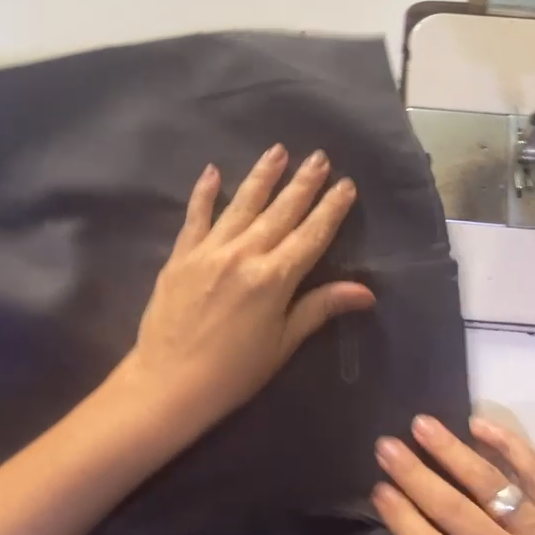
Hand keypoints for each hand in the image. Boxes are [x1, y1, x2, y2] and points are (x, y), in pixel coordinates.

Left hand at [117, 144, 375, 435]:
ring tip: (278, 151)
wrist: (168, 383)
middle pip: (281, 212)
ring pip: (242, 205)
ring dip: (262, 176)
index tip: (345, 184)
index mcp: (274, 279)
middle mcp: (244, 255)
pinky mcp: (180, 256)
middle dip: (303, 183)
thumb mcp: (282, 344)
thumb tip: (366, 291)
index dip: (331, 209)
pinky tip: (212, 172)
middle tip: (319, 156)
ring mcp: (209, 251)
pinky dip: (204, 193)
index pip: (311, 235)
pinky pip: (195, 217)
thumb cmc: (233, 373)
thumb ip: (318, 308)